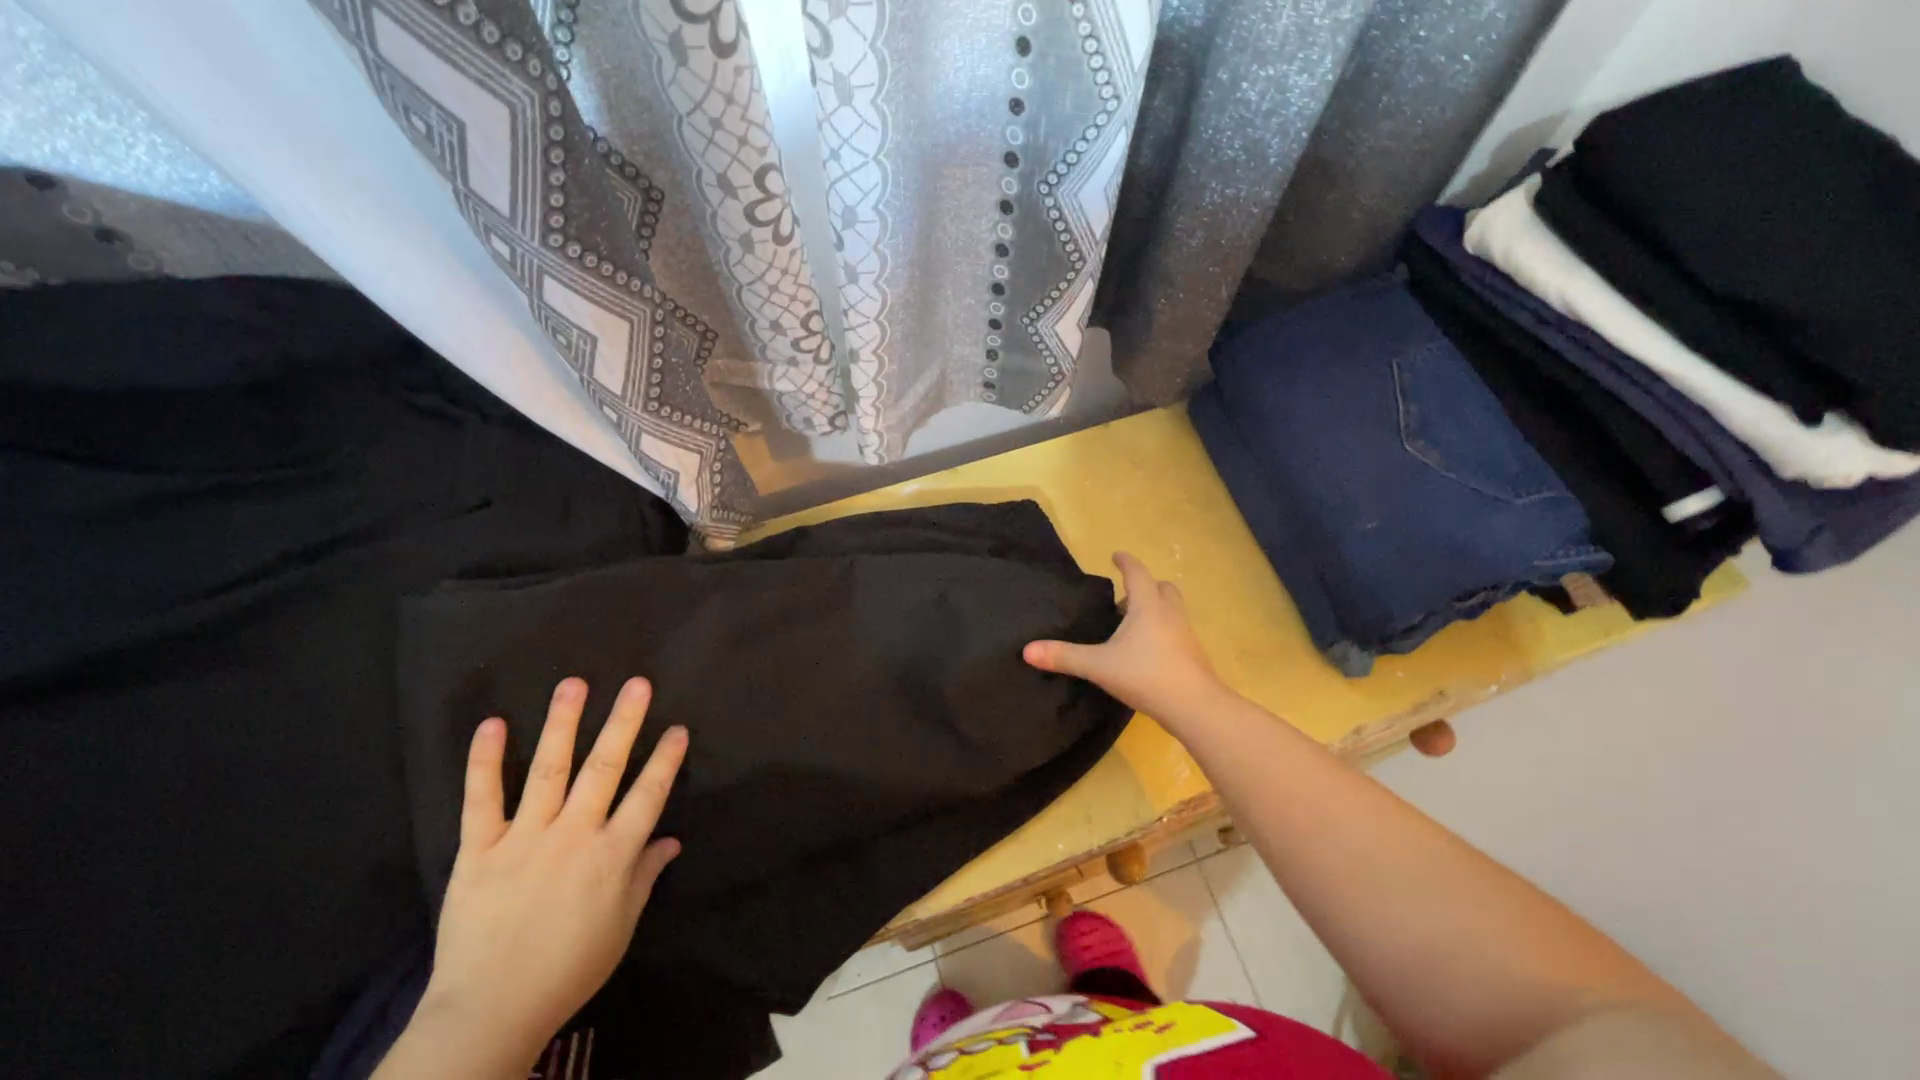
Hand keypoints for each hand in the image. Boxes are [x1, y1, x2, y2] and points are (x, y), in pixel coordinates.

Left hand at [416, 676, 685, 1064]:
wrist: (493, 1007)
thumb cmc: (568, 969)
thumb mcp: (621, 927)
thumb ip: (644, 878)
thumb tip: (670, 840)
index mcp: (612, 856)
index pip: (647, 796)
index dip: (665, 760)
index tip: (677, 727)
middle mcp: (573, 835)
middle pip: (604, 769)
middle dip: (623, 723)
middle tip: (637, 684)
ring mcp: (524, 837)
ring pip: (547, 770)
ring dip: (562, 725)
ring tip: (573, 685)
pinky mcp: (479, 848)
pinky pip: (481, 799)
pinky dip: (485, 760)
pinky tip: (492, 724)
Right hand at [1023, 552, 1229, 728]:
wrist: (1195, 707)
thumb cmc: (1146, 676)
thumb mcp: (1099, 666)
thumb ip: (1065, 656)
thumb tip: (1027, 650)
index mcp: (1148, 606)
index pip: (1137, 573)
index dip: (1125, 562)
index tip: (1115, 556)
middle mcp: (1170, 614)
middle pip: (1162, 588)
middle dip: (1143, 588)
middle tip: (1123, 602)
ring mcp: (1186, 634)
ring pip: (1172, 610)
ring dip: (1154, 610)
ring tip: (1131, 630)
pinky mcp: (1193, 655)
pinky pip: (1177, 632)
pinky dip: (1163, 633)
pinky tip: (1147, 655)